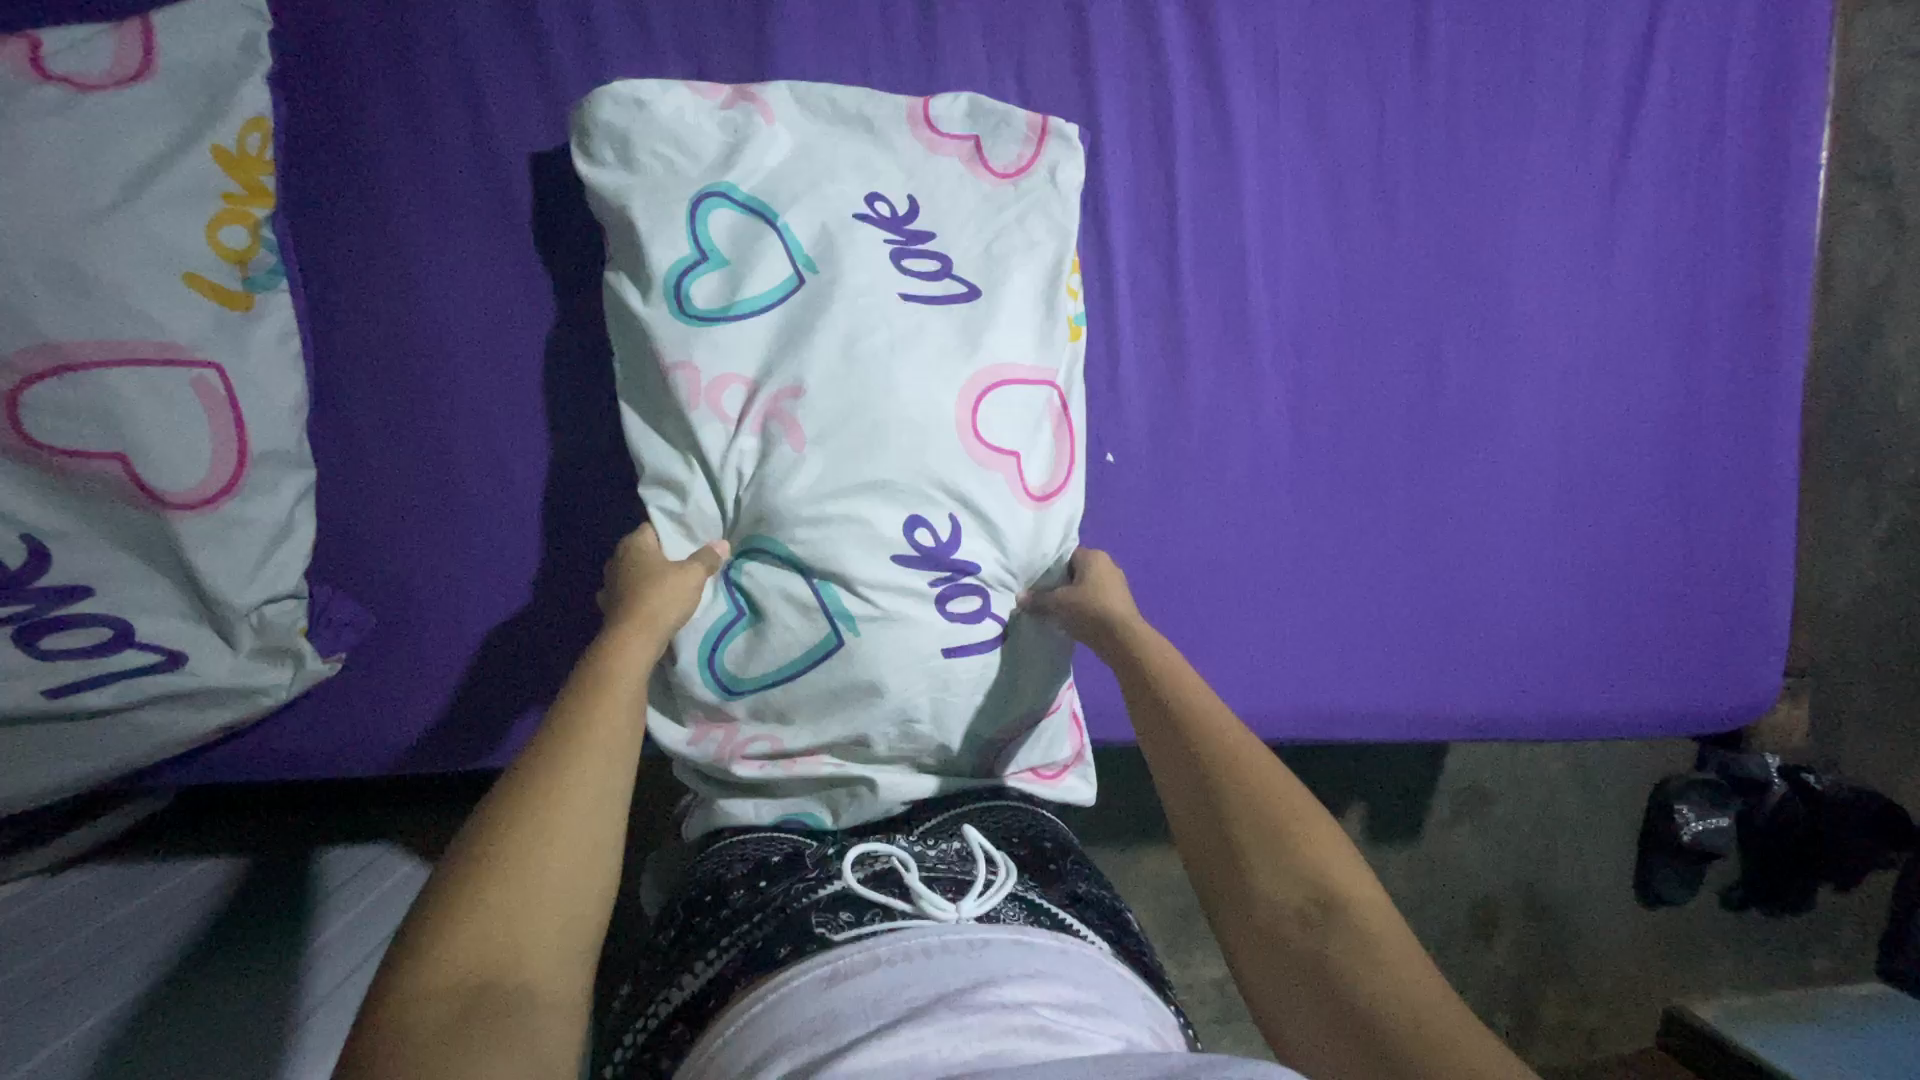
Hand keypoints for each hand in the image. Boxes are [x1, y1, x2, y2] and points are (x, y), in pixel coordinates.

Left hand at [596, 523, 728, 645]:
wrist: (633, 640)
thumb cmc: (662, 598)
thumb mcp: (693, 576)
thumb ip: (707, 558)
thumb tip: (722, 544)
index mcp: (634, 544)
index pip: (652, 528)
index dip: (670, 533)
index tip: (687, 542)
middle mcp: (617, 559)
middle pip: (642, 550)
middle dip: (660, 555)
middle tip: (684, 563)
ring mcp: (609, 583)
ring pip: (633, 573)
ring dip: (646, 577)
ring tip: (668, 584)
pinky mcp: (608, 606)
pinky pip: (626, 595)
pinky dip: (636, 597)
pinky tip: (649, 603)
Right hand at [1018, 546, 1146, 654]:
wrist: (1123, 639)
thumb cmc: (1089, 610)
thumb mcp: (1058, 604)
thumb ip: (1037, 599)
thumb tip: (1019, 598)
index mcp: (1093, 556)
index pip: (1066, 555)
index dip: (1049, 567)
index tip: (1036, 580)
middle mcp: (1107, 565)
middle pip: (1075, 571)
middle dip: (1060, 583)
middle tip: (1042, 595)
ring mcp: (1116, 584)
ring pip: (1086, 586)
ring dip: (1072, 597)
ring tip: (1054, 609)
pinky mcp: (1120, 603)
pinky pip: (1095, 600)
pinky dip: (1083, 607)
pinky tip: (1072, 619)